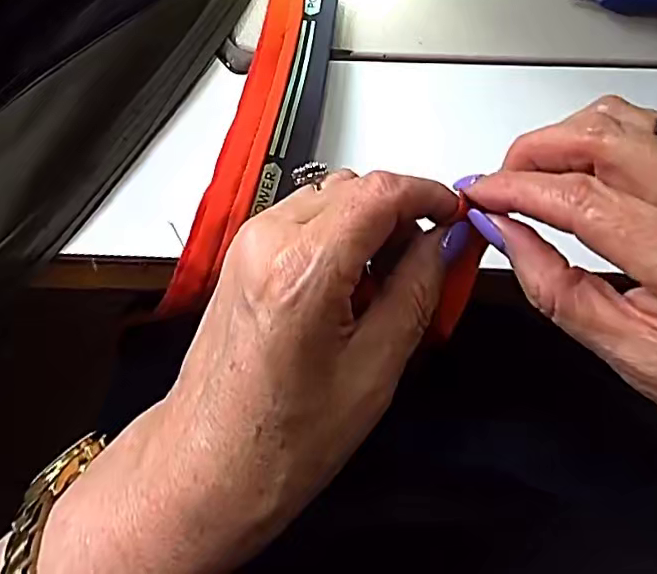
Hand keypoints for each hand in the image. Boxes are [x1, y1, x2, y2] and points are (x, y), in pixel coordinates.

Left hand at [41, 171, 461, 573]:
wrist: (203, 469)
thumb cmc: (278, 441)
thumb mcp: (374, 370)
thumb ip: (417, 289)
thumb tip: (445, 242)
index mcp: (302, 269)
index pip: (381, 192)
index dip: (428, 194)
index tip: (453, 212)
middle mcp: (269, 240)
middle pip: (358, 187)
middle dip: (402, 212)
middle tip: (428, 257)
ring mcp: (251, 240)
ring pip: (334, 194)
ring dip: (372, 220)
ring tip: (386, 278)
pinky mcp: (245, 249)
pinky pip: (310, 213)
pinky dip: (343, 230)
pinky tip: (352, 278)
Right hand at [461, 97, 656, 535]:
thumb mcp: (638, 365)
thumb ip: (559, 291)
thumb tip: (507, 233)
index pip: (588, 201)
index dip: (520, 188)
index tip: (483, 190)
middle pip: (609, 137)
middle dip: (538, 146)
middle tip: (504, 176)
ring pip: (635, 120)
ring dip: (572, 134)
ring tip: (540, 170)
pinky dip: (611, 138)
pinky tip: (588, 165)